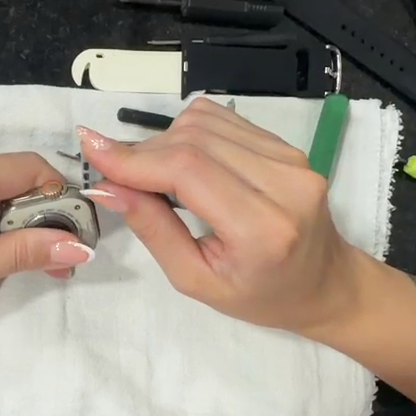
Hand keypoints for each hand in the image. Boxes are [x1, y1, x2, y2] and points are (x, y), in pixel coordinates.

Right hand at [78, 97, 365, 339]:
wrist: (325, 284)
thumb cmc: (259, 296)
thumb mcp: (195, 279)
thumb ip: (153, 229)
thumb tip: (107, 186)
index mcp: (262, 228)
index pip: (188, 171)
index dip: (134, 158)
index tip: (90, 150)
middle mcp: (284, 182)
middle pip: (193, 140)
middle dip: (142, 152)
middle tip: (115, 174)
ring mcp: (291, 158)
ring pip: (205, 121)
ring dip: (163, 142)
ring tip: (152, 175)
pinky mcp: (288, 145)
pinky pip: (223, 120)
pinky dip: (189, 135)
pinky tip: (183, 163)